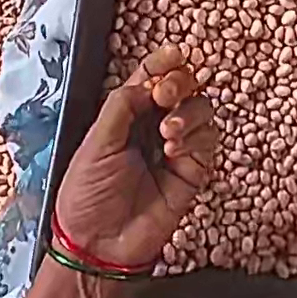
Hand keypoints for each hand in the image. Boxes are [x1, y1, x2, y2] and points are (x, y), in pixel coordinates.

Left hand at [54, 45, 219, 268]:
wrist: (99, 244)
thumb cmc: (88, 193)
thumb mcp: (96, 142)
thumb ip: (122, 106)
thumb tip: (148, 82)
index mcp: (127, 115)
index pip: (150, 78)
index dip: (163, 63)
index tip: (173, 53)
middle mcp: (154, 126)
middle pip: (182, 87)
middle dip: (178, 83)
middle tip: (164, 95)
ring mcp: (176, 147)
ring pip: (200, 110)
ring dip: (187, 113)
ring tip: (167, 133)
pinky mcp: (192, 170)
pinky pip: (208, 141)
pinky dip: (196, 137)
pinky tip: (174, 150)